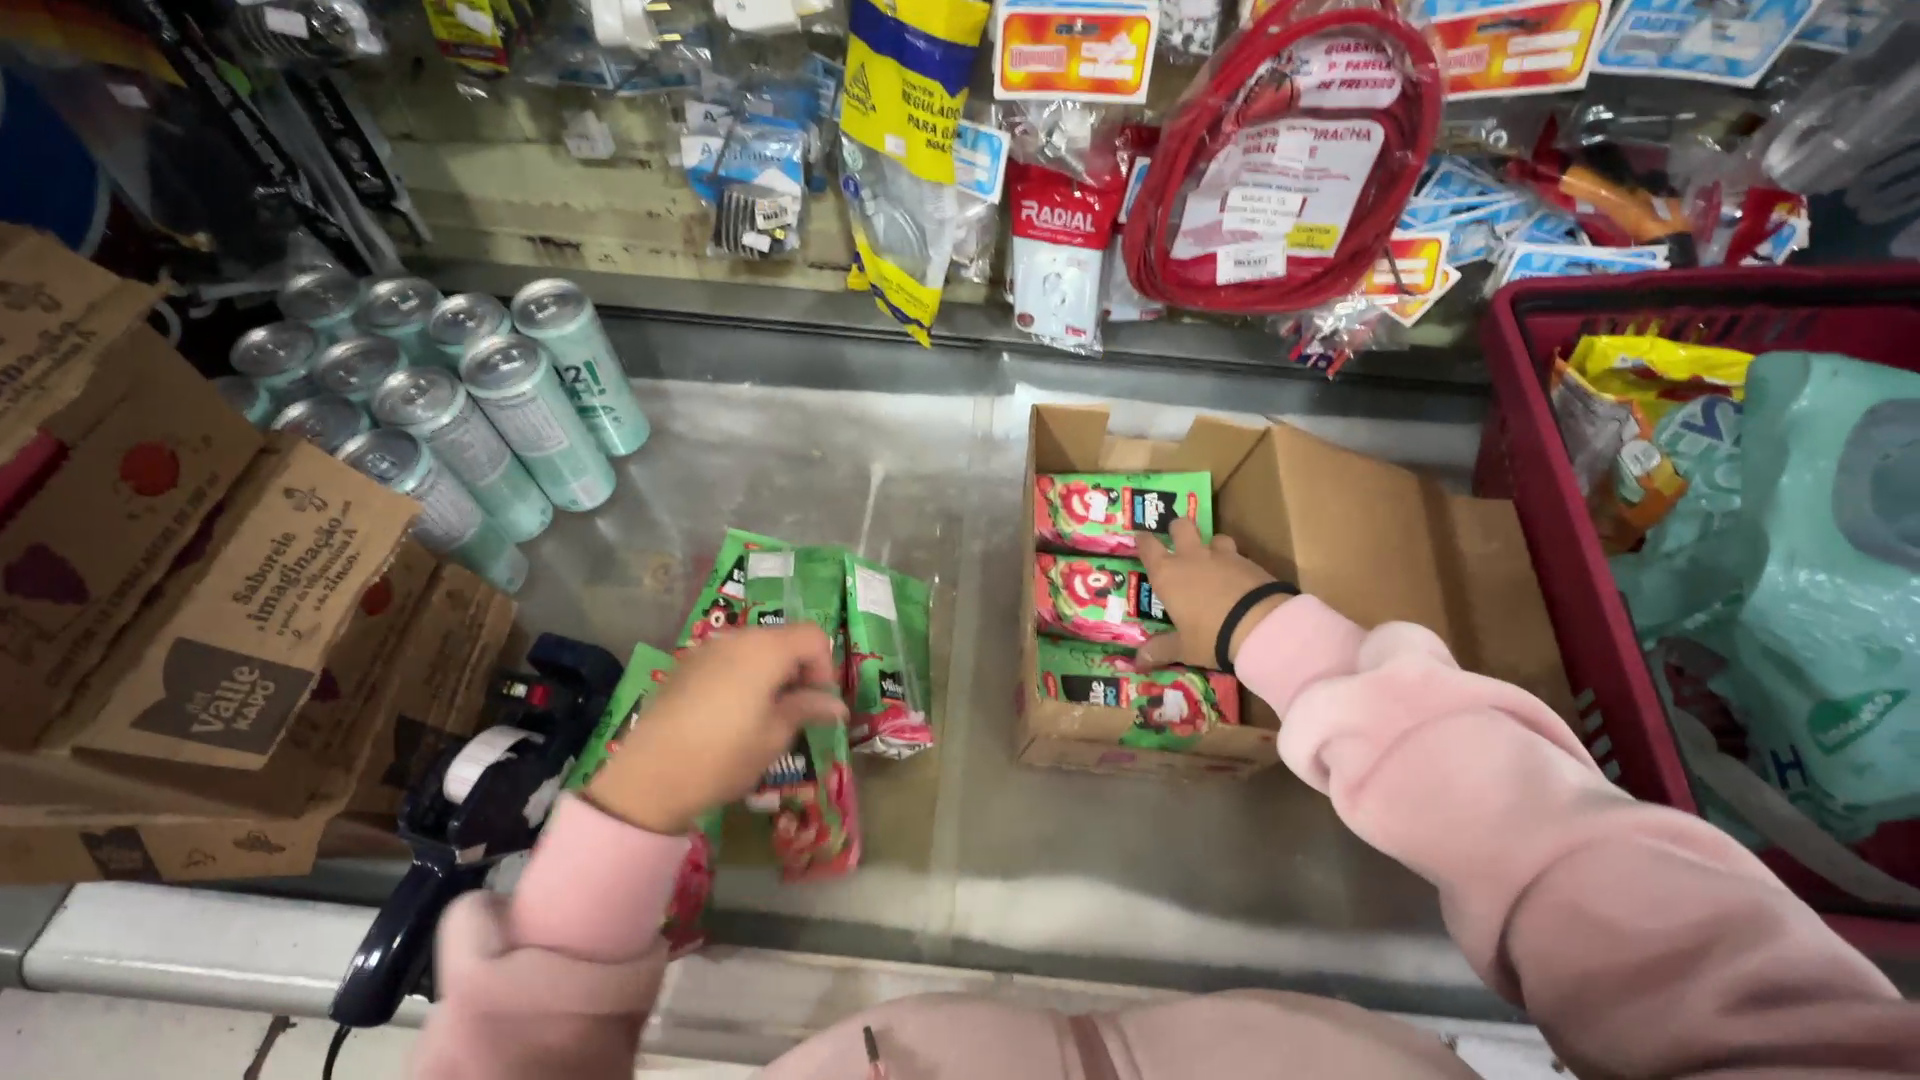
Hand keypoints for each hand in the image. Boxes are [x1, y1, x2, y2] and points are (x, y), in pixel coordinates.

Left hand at [585, 624, 845, 834]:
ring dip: (770, 673)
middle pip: (783, 638)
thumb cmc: (725, 756)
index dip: (825, 667)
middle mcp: (737, 638)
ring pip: (754, 648)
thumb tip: (836, 704)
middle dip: (798, 669)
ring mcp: (706, 650)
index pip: (813, 636)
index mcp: (766, 649)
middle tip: (797, 710)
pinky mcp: (684, 667)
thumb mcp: (775, 736)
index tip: (819, 703)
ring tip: (765, 715)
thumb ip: (807, 709)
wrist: (650, 777)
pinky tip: (732, 715)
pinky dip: (742, 676)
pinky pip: (727, 660)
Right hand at [1134, 518, 1286, 669]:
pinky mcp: (1250, 562)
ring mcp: (1223, 557)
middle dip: (1177, 528)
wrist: (1261, 625)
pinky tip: (1238, 579)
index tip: (1141, 538)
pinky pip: (1238, 555)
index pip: (1148, 546)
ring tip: (1213, 560)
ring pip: (1214, 537)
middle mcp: (1192, 558)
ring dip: (1211, 545)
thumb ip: (1160, 650)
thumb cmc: (1210, 635)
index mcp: (1167, 574)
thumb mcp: (1183, 648)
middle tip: (1177, 539)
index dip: (1143, 540)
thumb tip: (1137, 663)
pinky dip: (1235, 564)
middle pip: (1181, 526)